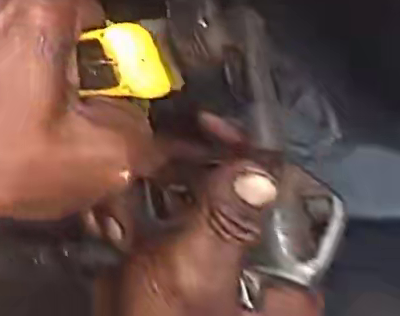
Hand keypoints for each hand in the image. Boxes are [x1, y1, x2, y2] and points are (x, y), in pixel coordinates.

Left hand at [0, 0, 158, 233]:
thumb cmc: (0, 157)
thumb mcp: (101, 158)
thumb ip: (137, 124)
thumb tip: (135, 110)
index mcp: (40, 13)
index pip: (89, 4)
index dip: (101, 38)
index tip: (100, 67)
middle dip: (60, 15)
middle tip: (63, 57)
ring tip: (25, 21)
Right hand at [110, 161, 322, 315]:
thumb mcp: (195, 270)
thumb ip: (223, 220)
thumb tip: (258, 168)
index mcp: (285, 277)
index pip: (276, 198)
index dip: (246, 155)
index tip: (208, 123)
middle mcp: (258, 270)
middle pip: (226, 194)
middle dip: (180, 172)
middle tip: (145, 155)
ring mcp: (214, 267)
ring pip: (188, 202)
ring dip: (149, 190)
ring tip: (122, 197)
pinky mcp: (176, 265)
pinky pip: (161, 219)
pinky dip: (136, 209)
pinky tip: (113, 217)